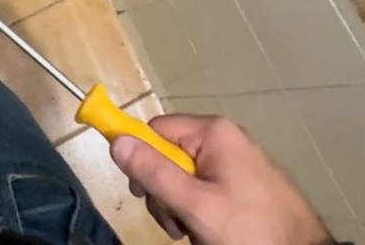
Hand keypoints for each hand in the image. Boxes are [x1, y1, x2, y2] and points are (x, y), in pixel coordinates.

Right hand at [112, 115, 332, 244]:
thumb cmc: (249, 230)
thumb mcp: (195, 206)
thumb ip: (154, 173)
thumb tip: (116, 140)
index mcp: (213, 132)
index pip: (157, 129)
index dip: (142, 159)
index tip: (140, 193)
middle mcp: (226, 139)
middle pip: (171, 155)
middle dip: (166, 193)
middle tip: (176, 226)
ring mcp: (240, 163)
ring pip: (189, 178)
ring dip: (183, 208)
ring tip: (196, 236)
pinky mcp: (249, 186)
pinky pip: (210, 191)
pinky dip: (203, 214)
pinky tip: (212, 236)